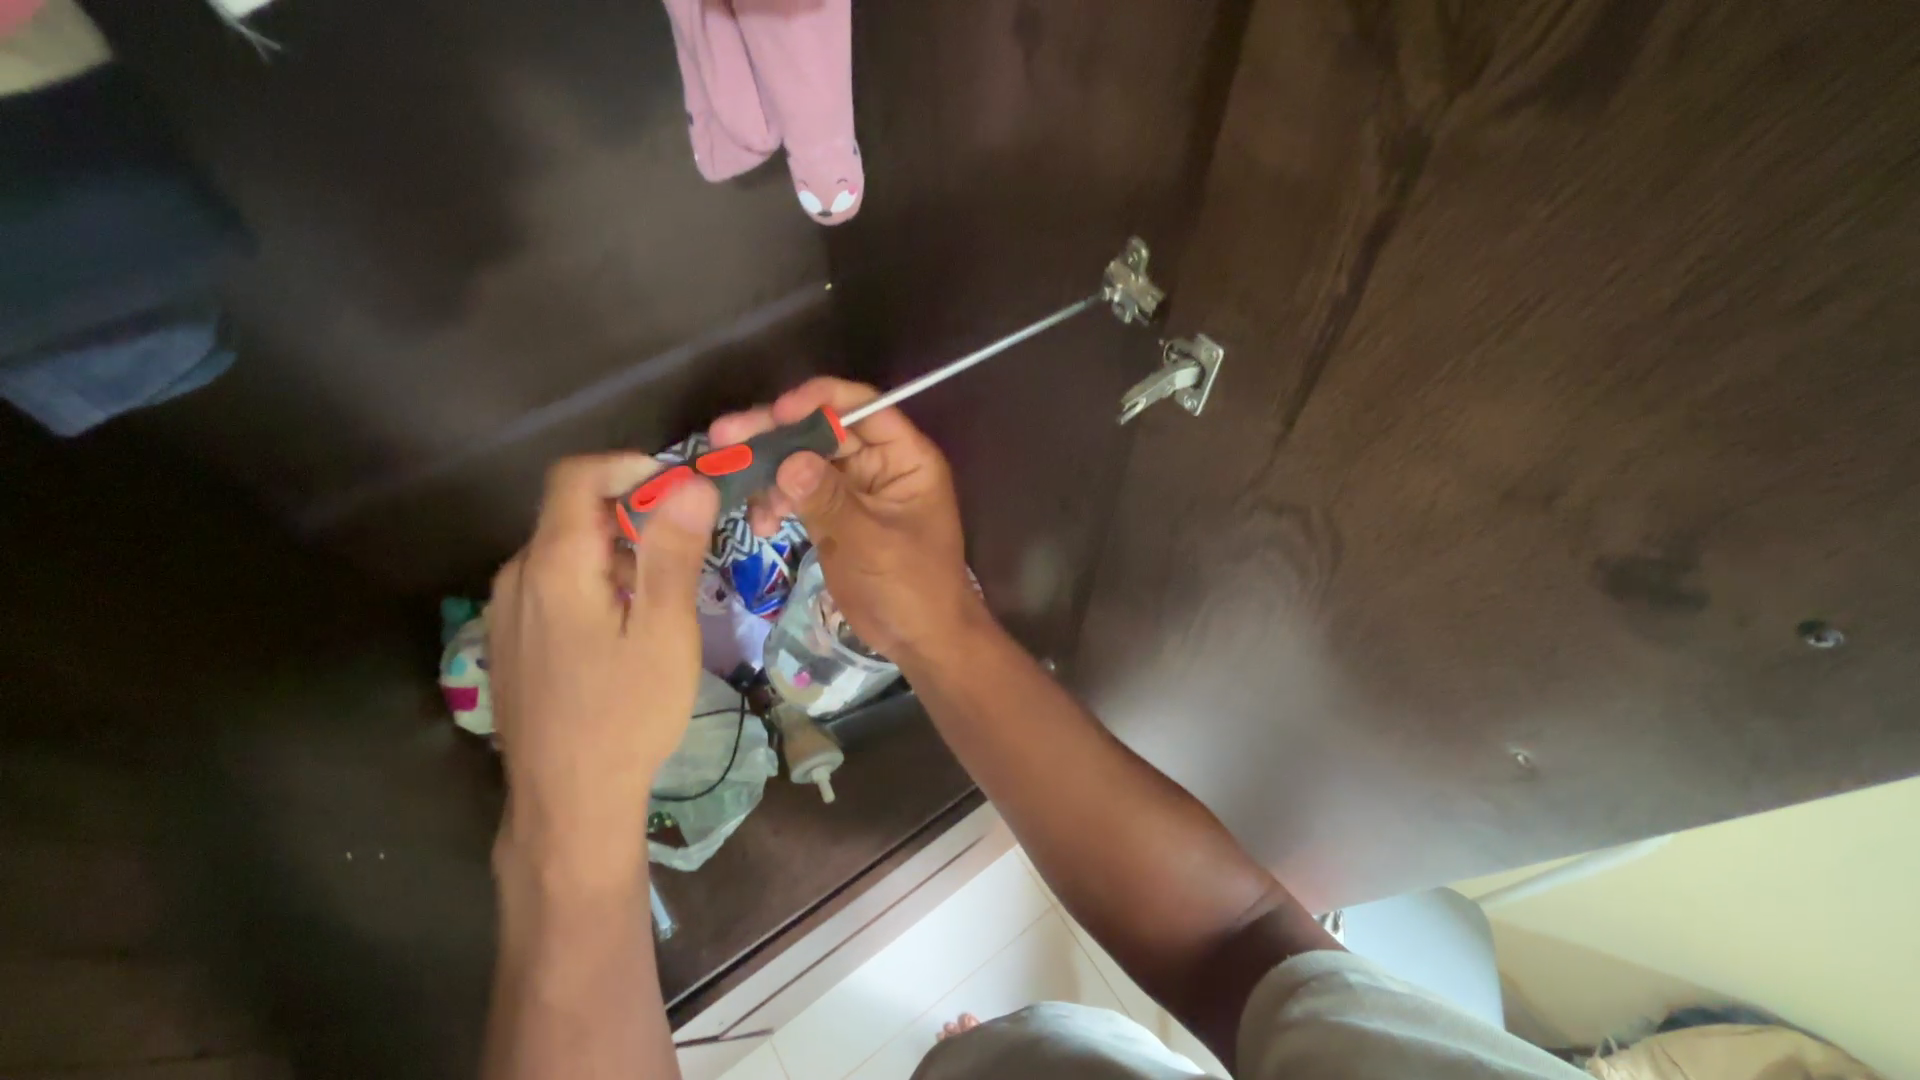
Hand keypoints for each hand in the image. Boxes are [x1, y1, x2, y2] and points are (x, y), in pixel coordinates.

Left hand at [487, 454, 718, 882]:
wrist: (567, 802)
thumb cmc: (626, 713)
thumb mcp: (665, 631)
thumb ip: (672, 551)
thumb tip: (690, 482)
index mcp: (554, 564)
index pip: (575, 476)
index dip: (628, 467)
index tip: (678, 491)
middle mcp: (517, 575)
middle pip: (571, 513)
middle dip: (631, 516)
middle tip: (682, 556)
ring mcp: (506, 611)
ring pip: (563, 551)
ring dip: (614, 553)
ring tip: (658, 603)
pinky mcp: (509, 640)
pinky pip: (552, 586)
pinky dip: (593, 582)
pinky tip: (621, 633)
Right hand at [709, 377, 985, 660]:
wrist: (920, 639)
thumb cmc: (911, 586)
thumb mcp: (871, 542)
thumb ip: (829, 500)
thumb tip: (788, 461)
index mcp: (905, 457)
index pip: (863, 408)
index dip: (818, 401)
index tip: (775, 412)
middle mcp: (879, 464)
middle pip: (823, 430)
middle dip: (776, 434)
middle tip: (725, 436)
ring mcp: (854, 489)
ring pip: (803, 461)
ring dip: (768, 471)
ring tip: (733, 484)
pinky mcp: (833, 514)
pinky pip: (798, 493)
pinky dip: (776, 502)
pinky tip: (760, 525)